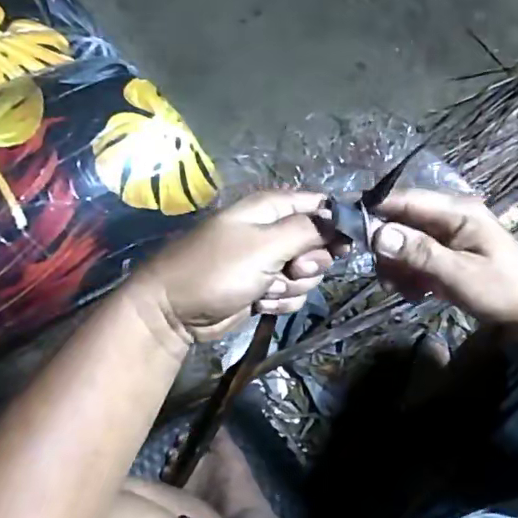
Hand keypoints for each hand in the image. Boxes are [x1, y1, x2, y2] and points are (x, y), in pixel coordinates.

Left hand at [125, 191, 335, 347]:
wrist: (173, 313)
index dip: (337, 224)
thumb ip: (308, 231)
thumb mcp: (266, 245)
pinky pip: (293, 293)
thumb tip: (343, 220)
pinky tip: (259, 303)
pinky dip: (280, 301)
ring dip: (292, 286)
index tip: (344, 245)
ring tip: (265, 289)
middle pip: (319, 243)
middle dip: (310, 263)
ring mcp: (269, 261)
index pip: (321, 205)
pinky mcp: (264, 287)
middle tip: (292, 269)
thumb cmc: (217, 270)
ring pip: (309, 273)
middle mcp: (273, 230)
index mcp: (271, 208)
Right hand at [369, 189, 517, 326]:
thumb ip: (420, 254)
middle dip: (387, 249)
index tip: (345, 228)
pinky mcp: (447, 252)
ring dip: (397, 266)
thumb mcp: (460, 274)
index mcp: (457, 211)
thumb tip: (378, 234)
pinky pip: (416, 256)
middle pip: (401, 221)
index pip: (405, 199)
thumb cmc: (502, 289)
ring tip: (404, 291)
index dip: (373, 209)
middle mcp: (450, 216)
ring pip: (404, 241)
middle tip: (387, 279)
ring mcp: (449, 234)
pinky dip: (409, 273)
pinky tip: (415, 292)